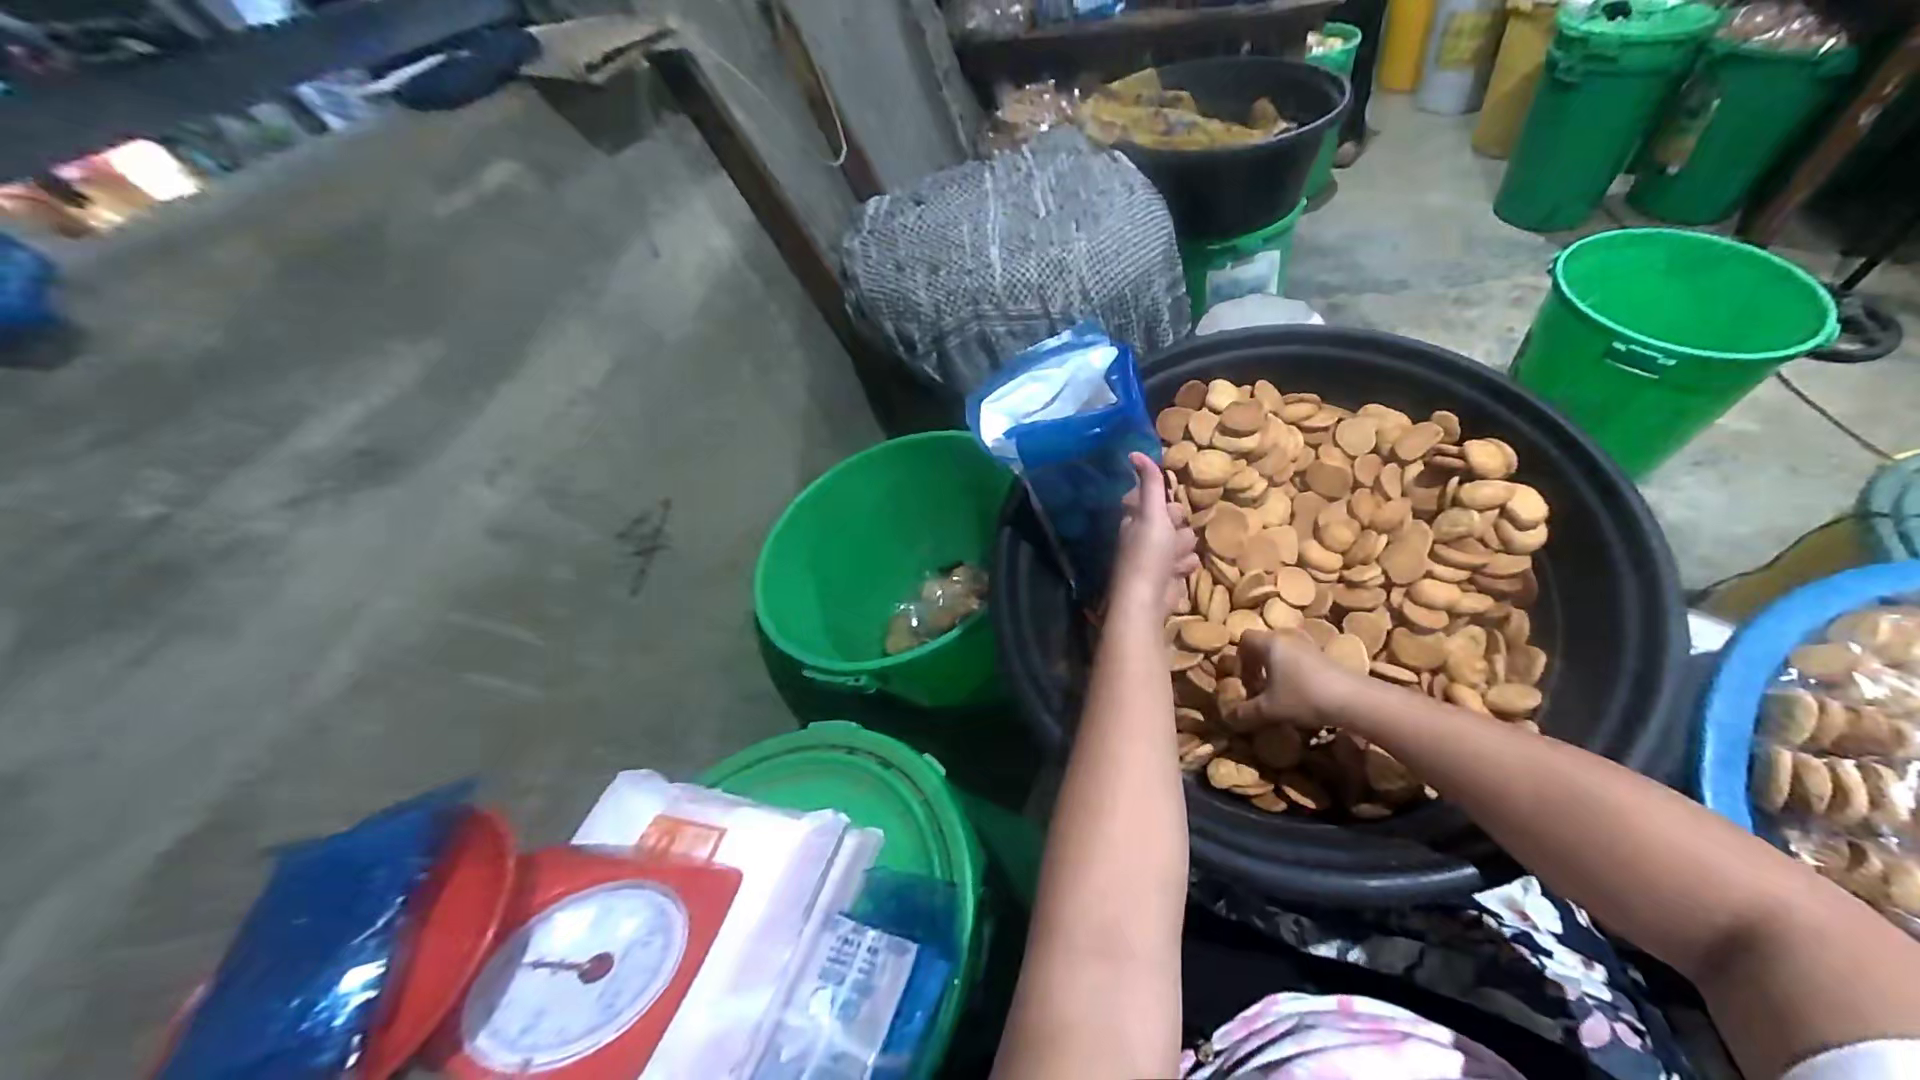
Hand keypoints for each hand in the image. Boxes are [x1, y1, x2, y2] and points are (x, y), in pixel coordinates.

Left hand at [1112, 452, 1197, 617]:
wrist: (1146, 599)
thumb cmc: (1148, 553)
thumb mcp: (1151, 513)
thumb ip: (1150, 484)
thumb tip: (1134, 452)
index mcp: (1134, 519)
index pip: (1155, 500)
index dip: (1165, 505)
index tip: (1166, 511)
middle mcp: (1143, 536)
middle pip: (1174, 520)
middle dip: (1178, 528)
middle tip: (1170, 537)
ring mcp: (1156, 557)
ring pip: (1184, 540)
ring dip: (1183, 549)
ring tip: (1173, 559)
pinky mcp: (1168, 575)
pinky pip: (1187, 561)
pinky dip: (1185, 567)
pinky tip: (1179, 572)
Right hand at [1230, 629, 1370, 729]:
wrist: (1354, 699)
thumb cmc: (1303, 697)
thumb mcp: (1269, 709)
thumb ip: (1245, 713)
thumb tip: (1228, 719)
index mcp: (1270, 643)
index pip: (1245, 640)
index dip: (1239, 660)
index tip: (1245, 682)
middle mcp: (1288, 638)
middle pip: (1263, 644)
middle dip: (1257, 666)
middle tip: (1258, 688)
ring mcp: (1309, 646)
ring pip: (1283, 652)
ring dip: (1276, 669)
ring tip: (1278, 692)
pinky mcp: (1326, 657)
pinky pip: (1300, 659)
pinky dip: (1293, 672)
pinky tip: (1299, 694)